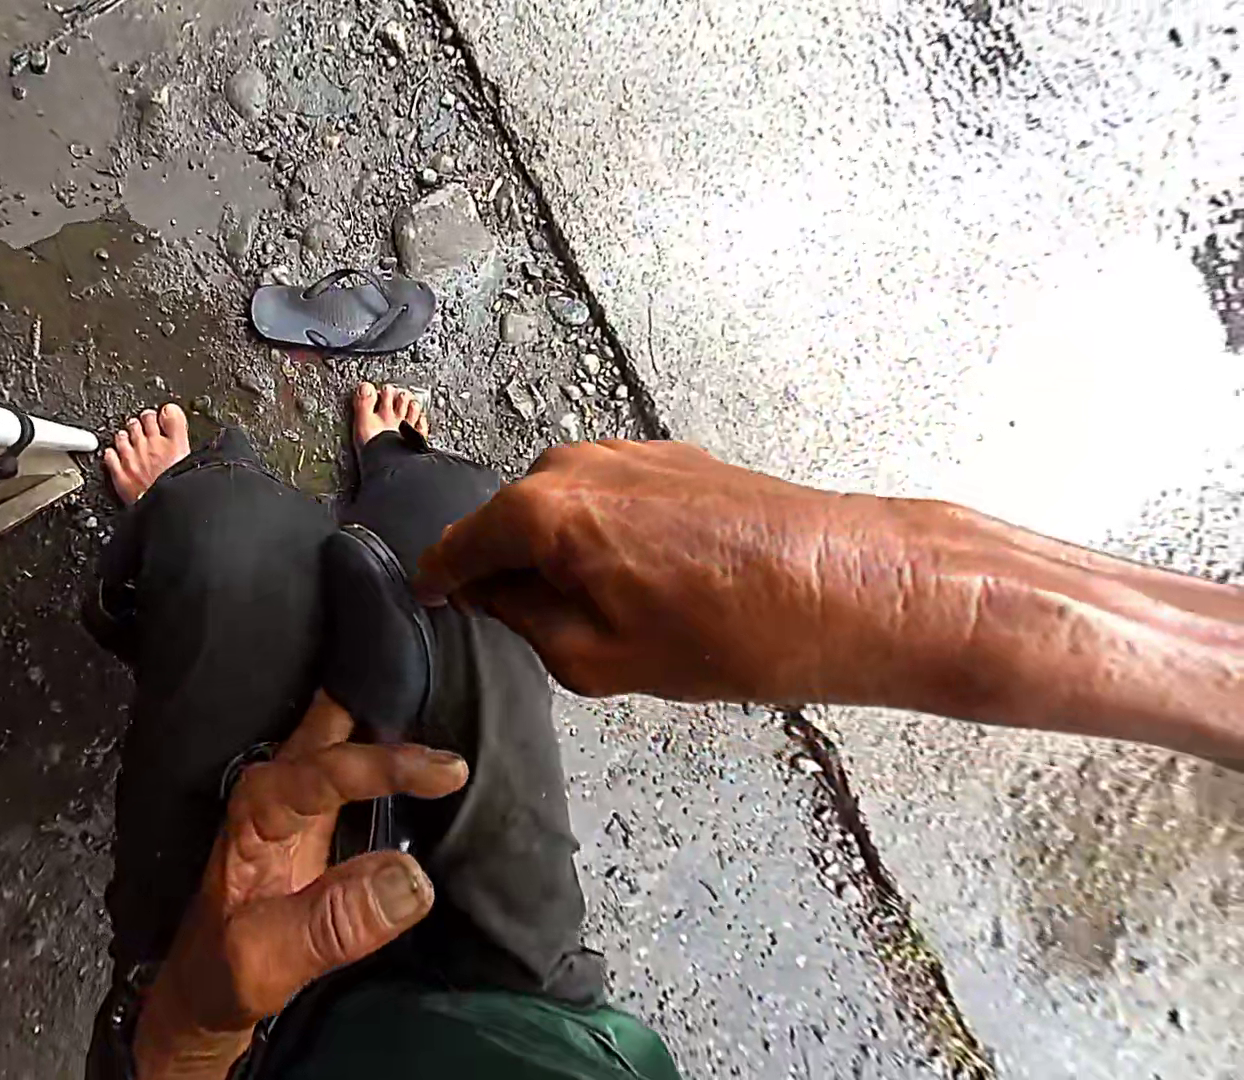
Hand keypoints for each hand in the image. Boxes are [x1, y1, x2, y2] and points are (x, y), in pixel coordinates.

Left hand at [134, 693, 468, 1078]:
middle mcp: (275, 786)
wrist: (204, 982)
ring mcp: (296, 794)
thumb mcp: (266, 960)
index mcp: (257, 808)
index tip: (446, 771)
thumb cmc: (221, 970)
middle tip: (440, 683)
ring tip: (443, 701)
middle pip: (329, 719)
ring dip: (385, 714)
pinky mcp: (314, 811)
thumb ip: (334, 922)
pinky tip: (418, 749)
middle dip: (377, 694)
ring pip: (340, 728)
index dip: (386, 765)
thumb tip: (412, 880)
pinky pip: (353, 761)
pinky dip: (386, 744)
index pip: (326, 770)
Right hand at [411, 440, 937, 705]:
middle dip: (506, 571)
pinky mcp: (660, 456)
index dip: (438, 578)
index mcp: (542, 513)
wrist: (866, 587)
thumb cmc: (738, 629)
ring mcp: (619, 453)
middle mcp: (570, 467)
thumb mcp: (596, 657)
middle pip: (504, 525)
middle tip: (537, 621)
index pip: (458, 546)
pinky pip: (595, 497)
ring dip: (554, 553)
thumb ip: (520, 619)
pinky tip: (641, 573)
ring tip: (608, 602)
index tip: (431, 594)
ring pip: (550, 511)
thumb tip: (492, 597)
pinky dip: (593, 533)